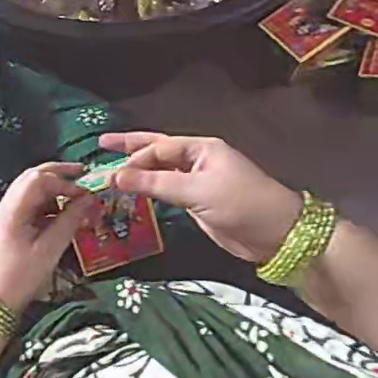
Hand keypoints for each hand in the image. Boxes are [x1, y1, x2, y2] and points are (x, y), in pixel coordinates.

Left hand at [0, 162, 98, 313]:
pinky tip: (62, 215)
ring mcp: (5, 215)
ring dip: (53, 189)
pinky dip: (47, 204)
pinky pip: (29, 206)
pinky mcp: (8, 227)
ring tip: (76, 198)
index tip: (85, 194)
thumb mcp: (49, 249)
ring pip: (30, 190)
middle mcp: (6, 206)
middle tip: (83, 175)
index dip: (64, 181)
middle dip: (58, 174)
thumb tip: (89, 200)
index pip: (39, 178)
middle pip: (32, 177)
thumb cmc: (20, 277)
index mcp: (13, 208)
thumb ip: (69, 221)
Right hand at [100, 132, 302, 263]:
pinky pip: (166, 189)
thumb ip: (155, 183)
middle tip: (101, 143)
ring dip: (137, 170)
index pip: (159, 147)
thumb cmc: (240, 203)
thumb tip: (116, 176)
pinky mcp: (197, 202)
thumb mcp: (196, 191)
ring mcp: (197, 181)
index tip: (112, 172)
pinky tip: (134, 188)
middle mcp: (197, 160)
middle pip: (157, 150)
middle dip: (130, 147)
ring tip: (111, 167)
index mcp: (201, 148)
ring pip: (160, 171)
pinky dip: (148, 188)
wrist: (276, 234)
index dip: (134, 157)